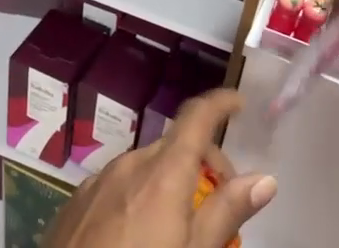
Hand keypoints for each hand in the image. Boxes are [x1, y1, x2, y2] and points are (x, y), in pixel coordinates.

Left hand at [43, 89, 276, 247]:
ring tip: (174, 227)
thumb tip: (266, 178)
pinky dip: (135, 197)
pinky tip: (133, 238)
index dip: (222, 103)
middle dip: (202, 164)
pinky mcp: (72, 206)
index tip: (240, 105)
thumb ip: (227, 212)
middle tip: (217, 204)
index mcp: (164, 172)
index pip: (198, 115)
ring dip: (167, 182)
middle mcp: (130, 164)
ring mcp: (96, 184)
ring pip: (144, 167)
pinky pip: (115, 186)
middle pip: (175, 145)